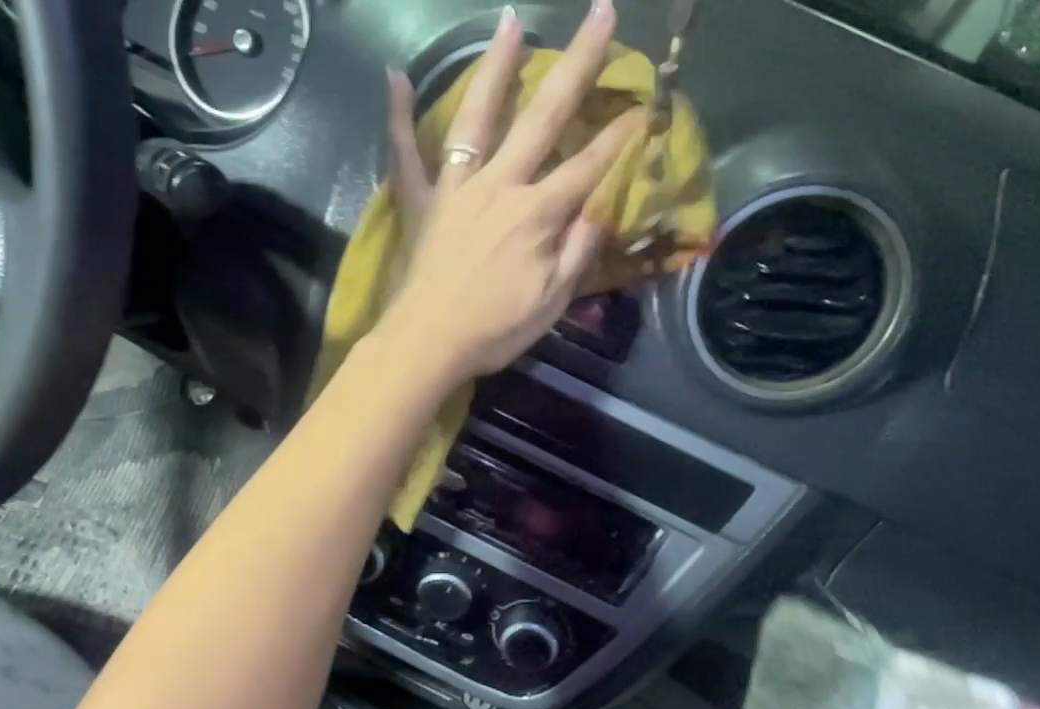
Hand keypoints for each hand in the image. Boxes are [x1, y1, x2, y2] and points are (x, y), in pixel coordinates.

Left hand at [372, 0, 641, 384]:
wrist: (426, 345)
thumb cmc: (494, 331)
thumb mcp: (552, 301)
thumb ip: (578, 251)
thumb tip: (602, 209)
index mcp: (536, 213)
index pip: (588, 165)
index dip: (620, 135)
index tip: (645, 103)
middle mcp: (499, 185)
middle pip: (543, 116)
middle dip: (577, 63)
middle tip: (600, 12)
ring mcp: (455, 188)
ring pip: (476, 117)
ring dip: (495, 66)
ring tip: (510, 22)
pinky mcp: (421, 202)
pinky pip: (406, 154)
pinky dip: (398, 116)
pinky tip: (394, 75)